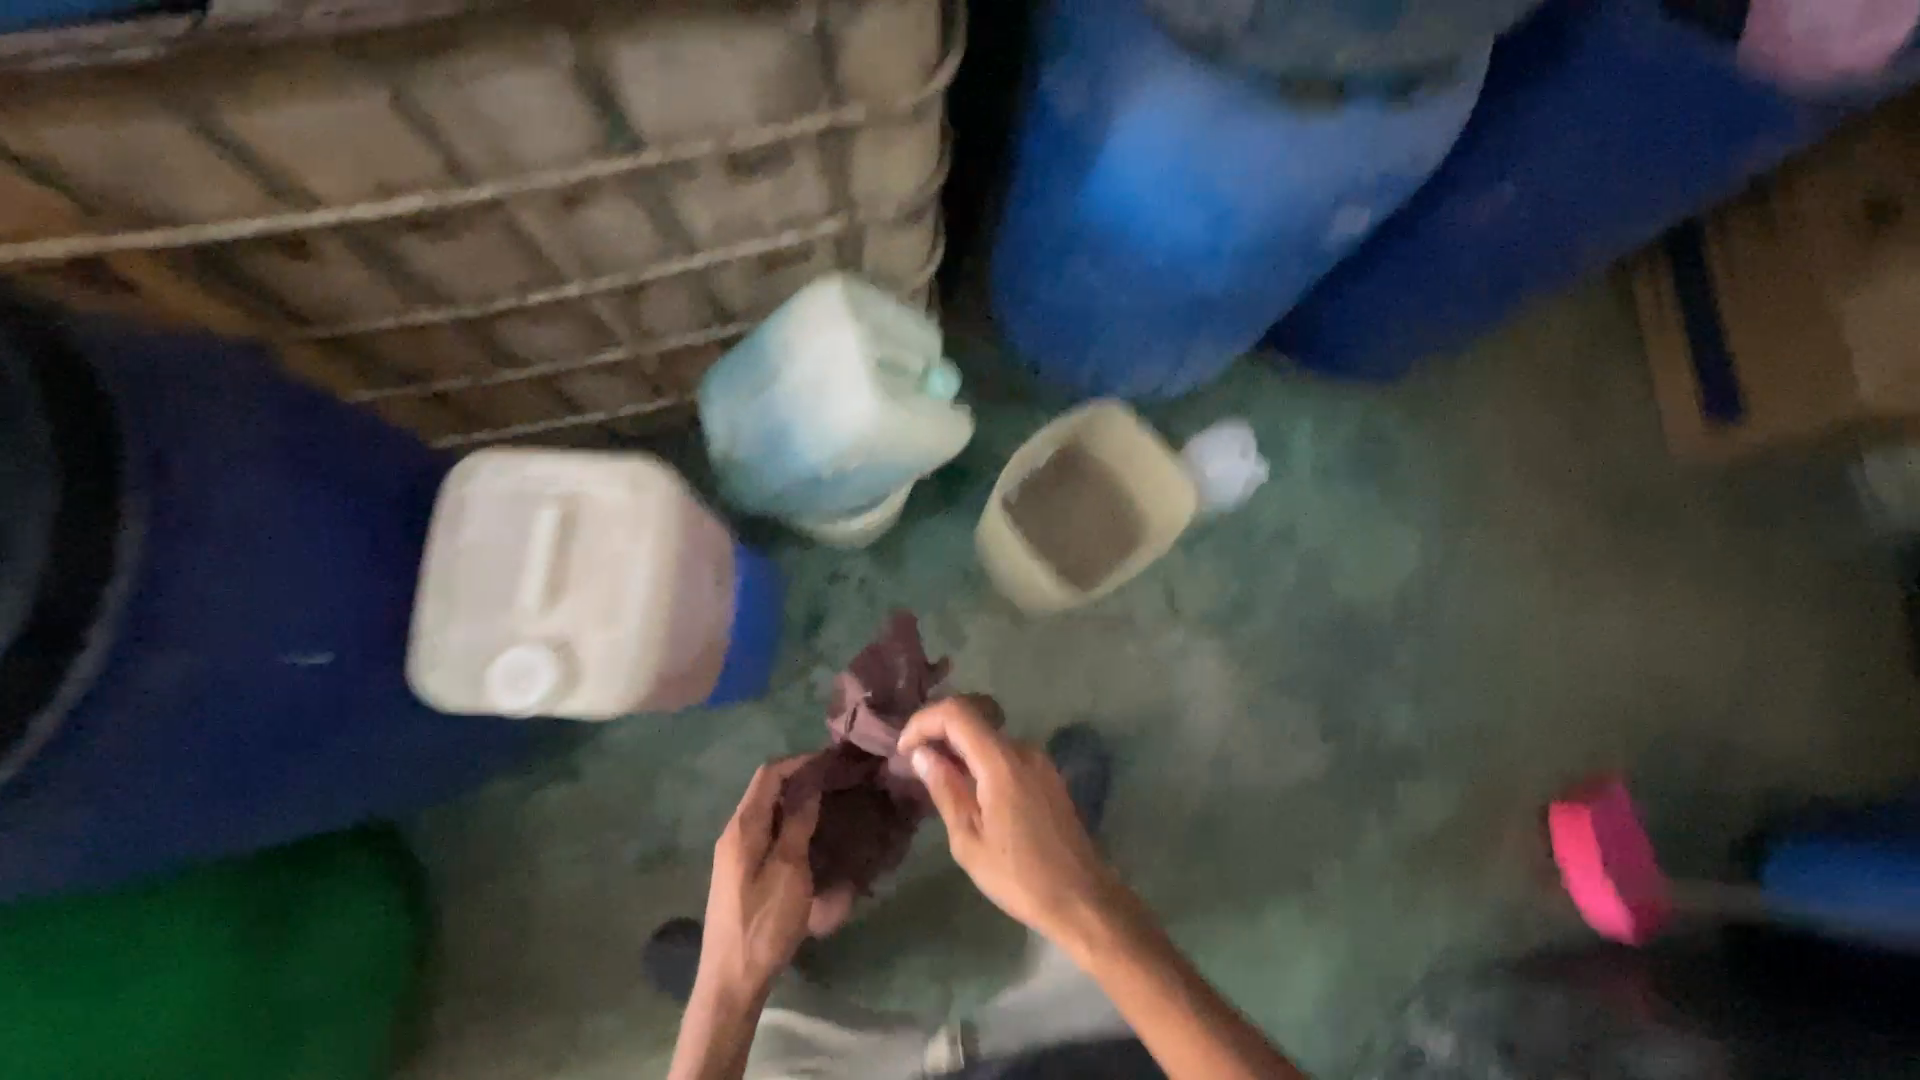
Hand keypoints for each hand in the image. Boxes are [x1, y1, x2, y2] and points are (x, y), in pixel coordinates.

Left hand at [696, 756, 821, 999]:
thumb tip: (810, 783)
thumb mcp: (788, 870)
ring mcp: (735, 853)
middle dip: (801, 778)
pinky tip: (813, 834)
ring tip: (832, 802)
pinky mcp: (741, 872)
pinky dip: (790, 822)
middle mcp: (734, 832)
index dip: (801, 761)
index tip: (835, 762)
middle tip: (839, 780)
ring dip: (797, 801)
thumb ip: (796, 822)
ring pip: (767, 811)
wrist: (731, 979)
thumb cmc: (763, 923)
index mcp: (742, 826)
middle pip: (767, 789)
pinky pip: (767, 831)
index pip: (769, 774)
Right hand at [898, 698, 1122, 949]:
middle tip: (914, 763)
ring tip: (935, 780)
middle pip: (973, 718)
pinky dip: (979, 760)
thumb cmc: (1019, 876)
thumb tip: (922, 754)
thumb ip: (945, 789)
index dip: (923, 722)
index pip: (956, 712)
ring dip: (958, 748)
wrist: (1082, 899)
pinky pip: (1005, 754)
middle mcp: (1023, 749)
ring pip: (988, 737)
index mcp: (1001, 761)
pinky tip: (968, 791)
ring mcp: (1039, 761)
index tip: (904, 750)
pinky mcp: (1047, 775)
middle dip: (937, 732)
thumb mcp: (969, 840)